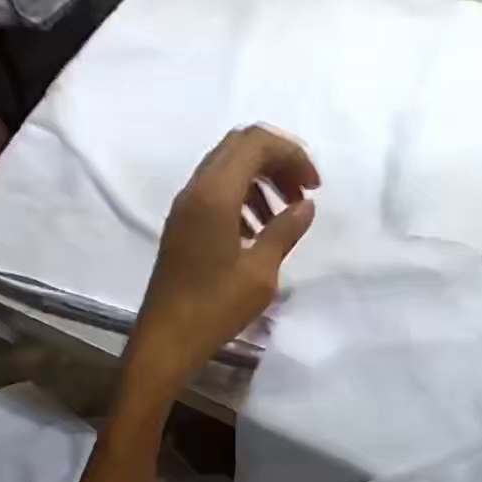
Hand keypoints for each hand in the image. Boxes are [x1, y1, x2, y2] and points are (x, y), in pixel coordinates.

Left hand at [125, 126, 321, 385]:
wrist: (167, 339)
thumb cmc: (215, 308)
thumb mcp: (260, 273)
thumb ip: (285, 232)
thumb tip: (305, 205)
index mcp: (215, 194)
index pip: (257, 143)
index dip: (292, 154)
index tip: (315, 187)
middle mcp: (196, 189)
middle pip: (240, 147)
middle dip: (277, 162)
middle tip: (301, 194)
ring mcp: (185, 207)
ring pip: (227, 169)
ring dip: (260, 182)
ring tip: (283, 218)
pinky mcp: (181, 226)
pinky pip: (215, 194)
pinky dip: (242, 199)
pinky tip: (256, 232)